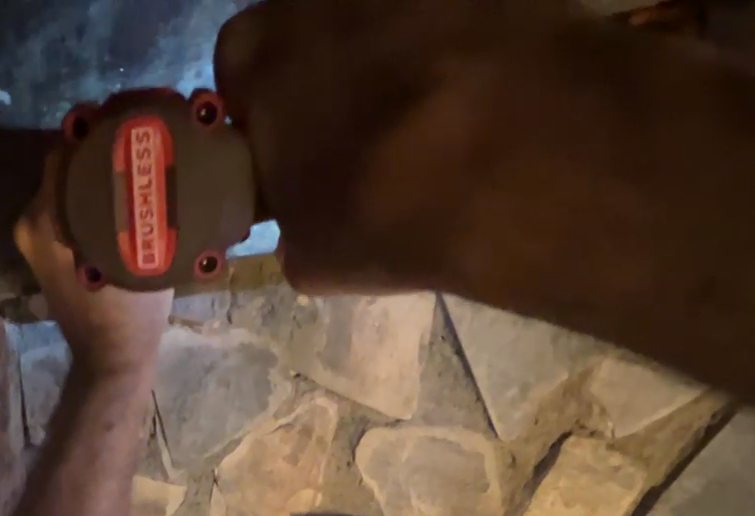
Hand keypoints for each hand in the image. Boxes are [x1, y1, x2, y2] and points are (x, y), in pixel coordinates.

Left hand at [13, 151, 172, 374]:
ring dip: (94, 182)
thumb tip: (149, 155)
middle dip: (96, 157)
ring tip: (133, 173)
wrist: (112, 358)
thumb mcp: (139, 249)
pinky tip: (121, 206)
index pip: (66, 151)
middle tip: (137, 146)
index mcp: (45, 218)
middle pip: (65, 171)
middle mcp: (31, 225)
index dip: (98, 134)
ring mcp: (36, 244)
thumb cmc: (129, 309)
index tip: (129, 125)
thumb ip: (136, 201)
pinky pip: (68, 216)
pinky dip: (89, 207)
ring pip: (67, 193)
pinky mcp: (47, 259)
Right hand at [214, 0, 570, 292]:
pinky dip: (459, 52)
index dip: (261, 114)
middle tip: (356, 140)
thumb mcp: (306, 254)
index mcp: (258, 56)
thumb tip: (308, 222)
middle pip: (309, 33)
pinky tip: (482, 101)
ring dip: (393, 61)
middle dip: (325, 78)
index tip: (289, 154)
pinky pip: (453, 19)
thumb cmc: (378, 211)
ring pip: (382, 21)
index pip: (238, 74)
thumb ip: (290, 222)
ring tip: (429, 123)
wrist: (516, 163)